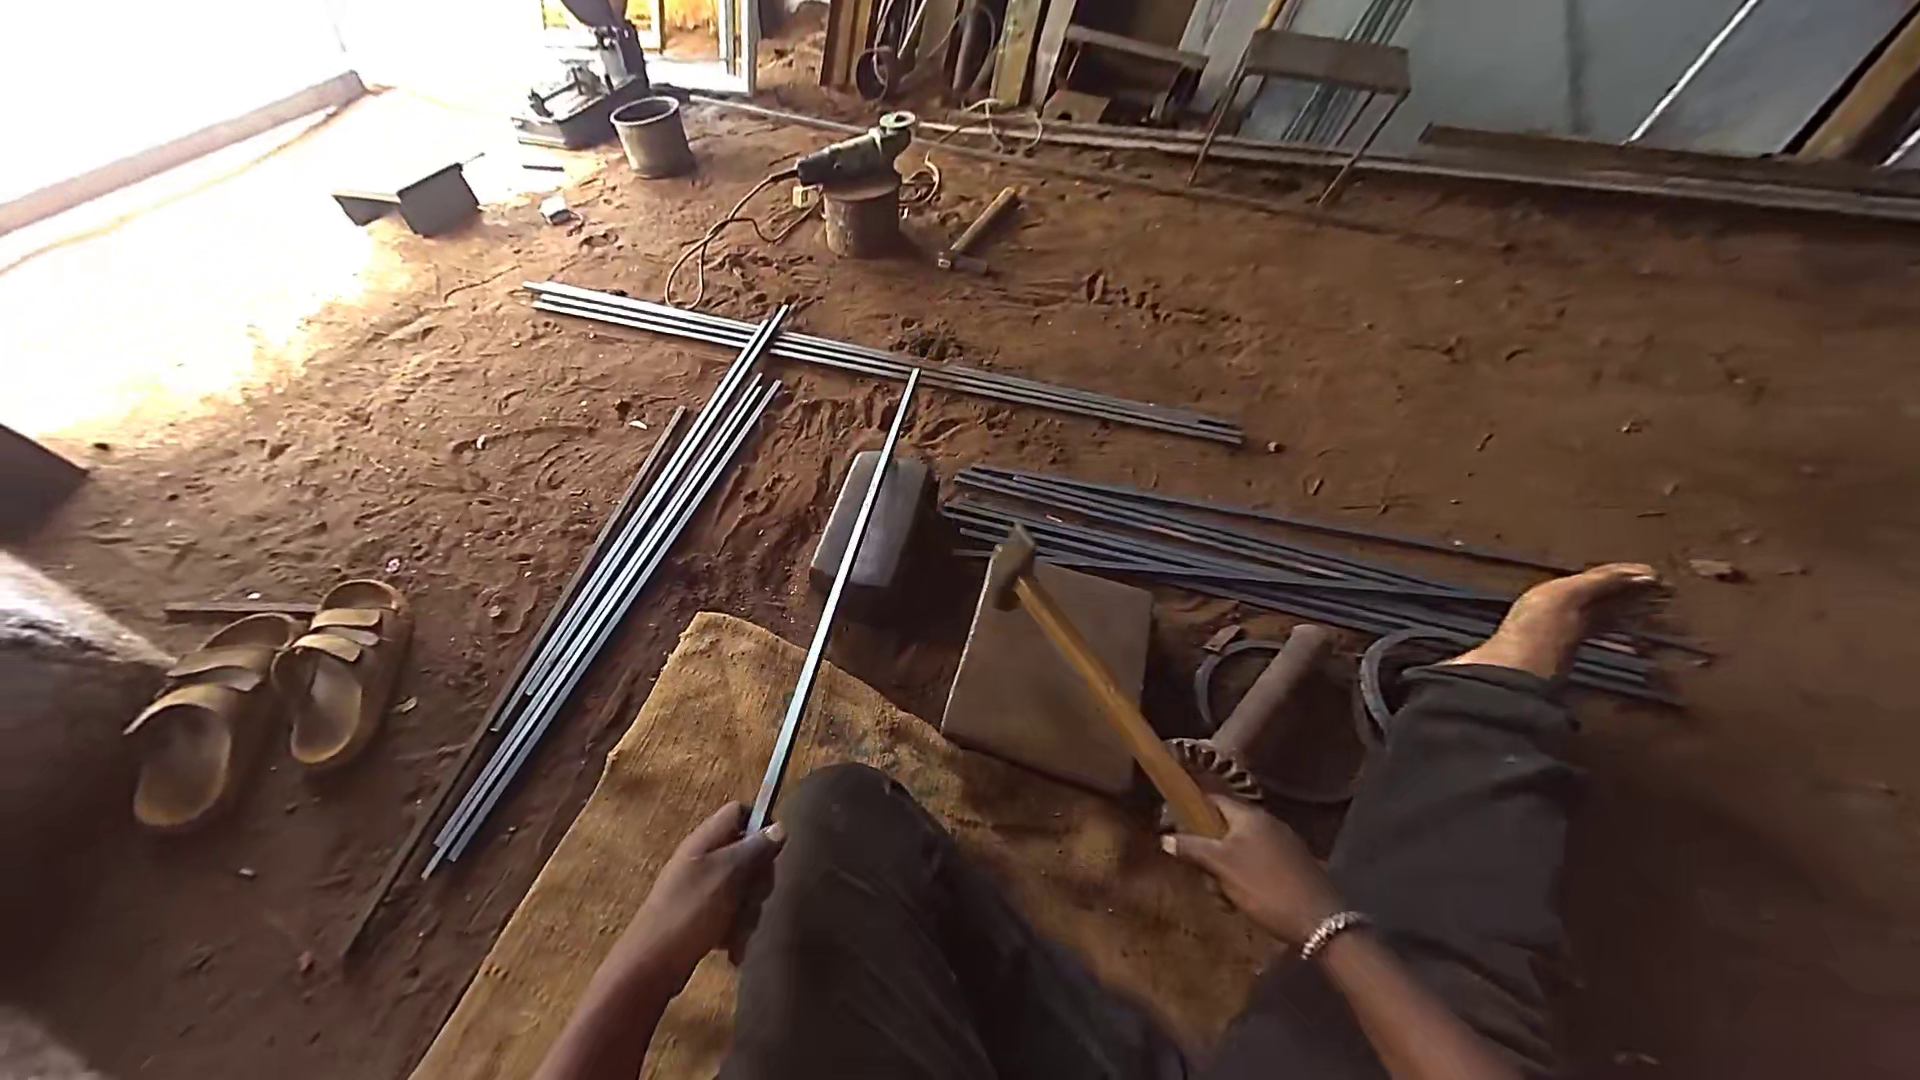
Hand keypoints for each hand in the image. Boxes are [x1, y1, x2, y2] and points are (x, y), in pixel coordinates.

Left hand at [606, 802, 783, 991]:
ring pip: (743, 886)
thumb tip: (779, 827)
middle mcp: (703, 857)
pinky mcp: (700, 915)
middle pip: (748, 852)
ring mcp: (701, 887)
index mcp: (707, 839)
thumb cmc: (691, 911)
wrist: (650, 968)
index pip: (740, 812)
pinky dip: (735, 927)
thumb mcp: (730, 874)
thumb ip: (756, 849)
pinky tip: (732, 946)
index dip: (761, 824)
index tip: (772, 851)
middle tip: (754, 896)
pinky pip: (731, 911)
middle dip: (757, 878)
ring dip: (748, 909)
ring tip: (739, 929)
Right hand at [1163, 796, 1343, 944]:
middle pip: (1223, 829)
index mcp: (1249, 816)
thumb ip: (1191, 848)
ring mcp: (1283, 845)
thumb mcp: (1221, 867)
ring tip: (1227, 899)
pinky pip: (1258, 864)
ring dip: (1226, 873)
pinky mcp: (1294, 867)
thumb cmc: (1266, 887)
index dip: (1190, 812)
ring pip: (1240, 851)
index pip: (1212, 800)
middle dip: (1209, 855)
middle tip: (1207, 880)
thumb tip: (1164, 837)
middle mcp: (1267, 823)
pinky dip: (1246, 879)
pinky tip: (1246, 903)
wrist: (1324, 925)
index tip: (1175, 830)